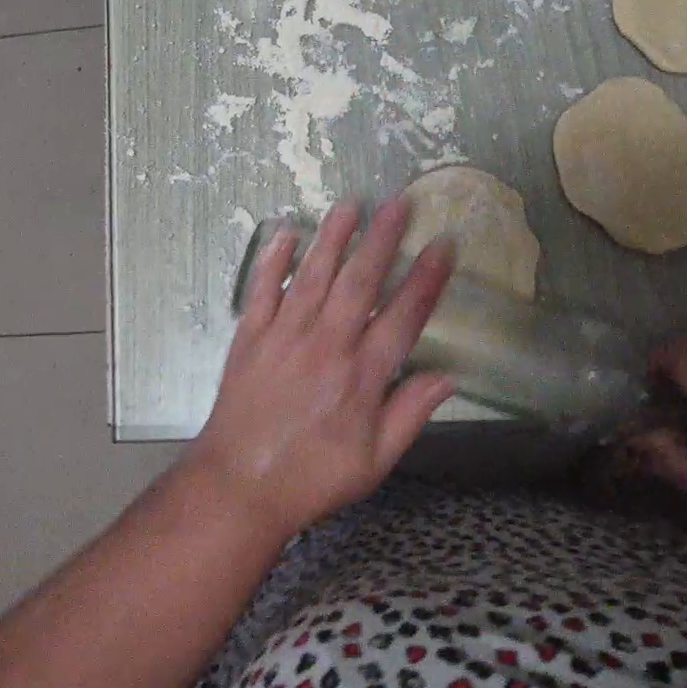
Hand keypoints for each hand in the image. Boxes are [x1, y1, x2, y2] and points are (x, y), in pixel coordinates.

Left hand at [184, 198, 458, 539]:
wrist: (239, 485)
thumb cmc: (311, 478)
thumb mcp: (374, 462)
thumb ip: (410, 415)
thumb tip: (448, 377)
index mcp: (361, 377)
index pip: (403, 317)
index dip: (426, 279)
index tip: (443, 245)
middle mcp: (325, 346)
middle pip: (359, 282)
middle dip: (381, 239)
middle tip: (399, 202)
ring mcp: (283, 337)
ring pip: (313, 276)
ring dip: (332, 237)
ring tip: (350, 203)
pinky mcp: (249, 337)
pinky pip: (262, 290)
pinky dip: (273, 260)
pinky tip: (285, 233)